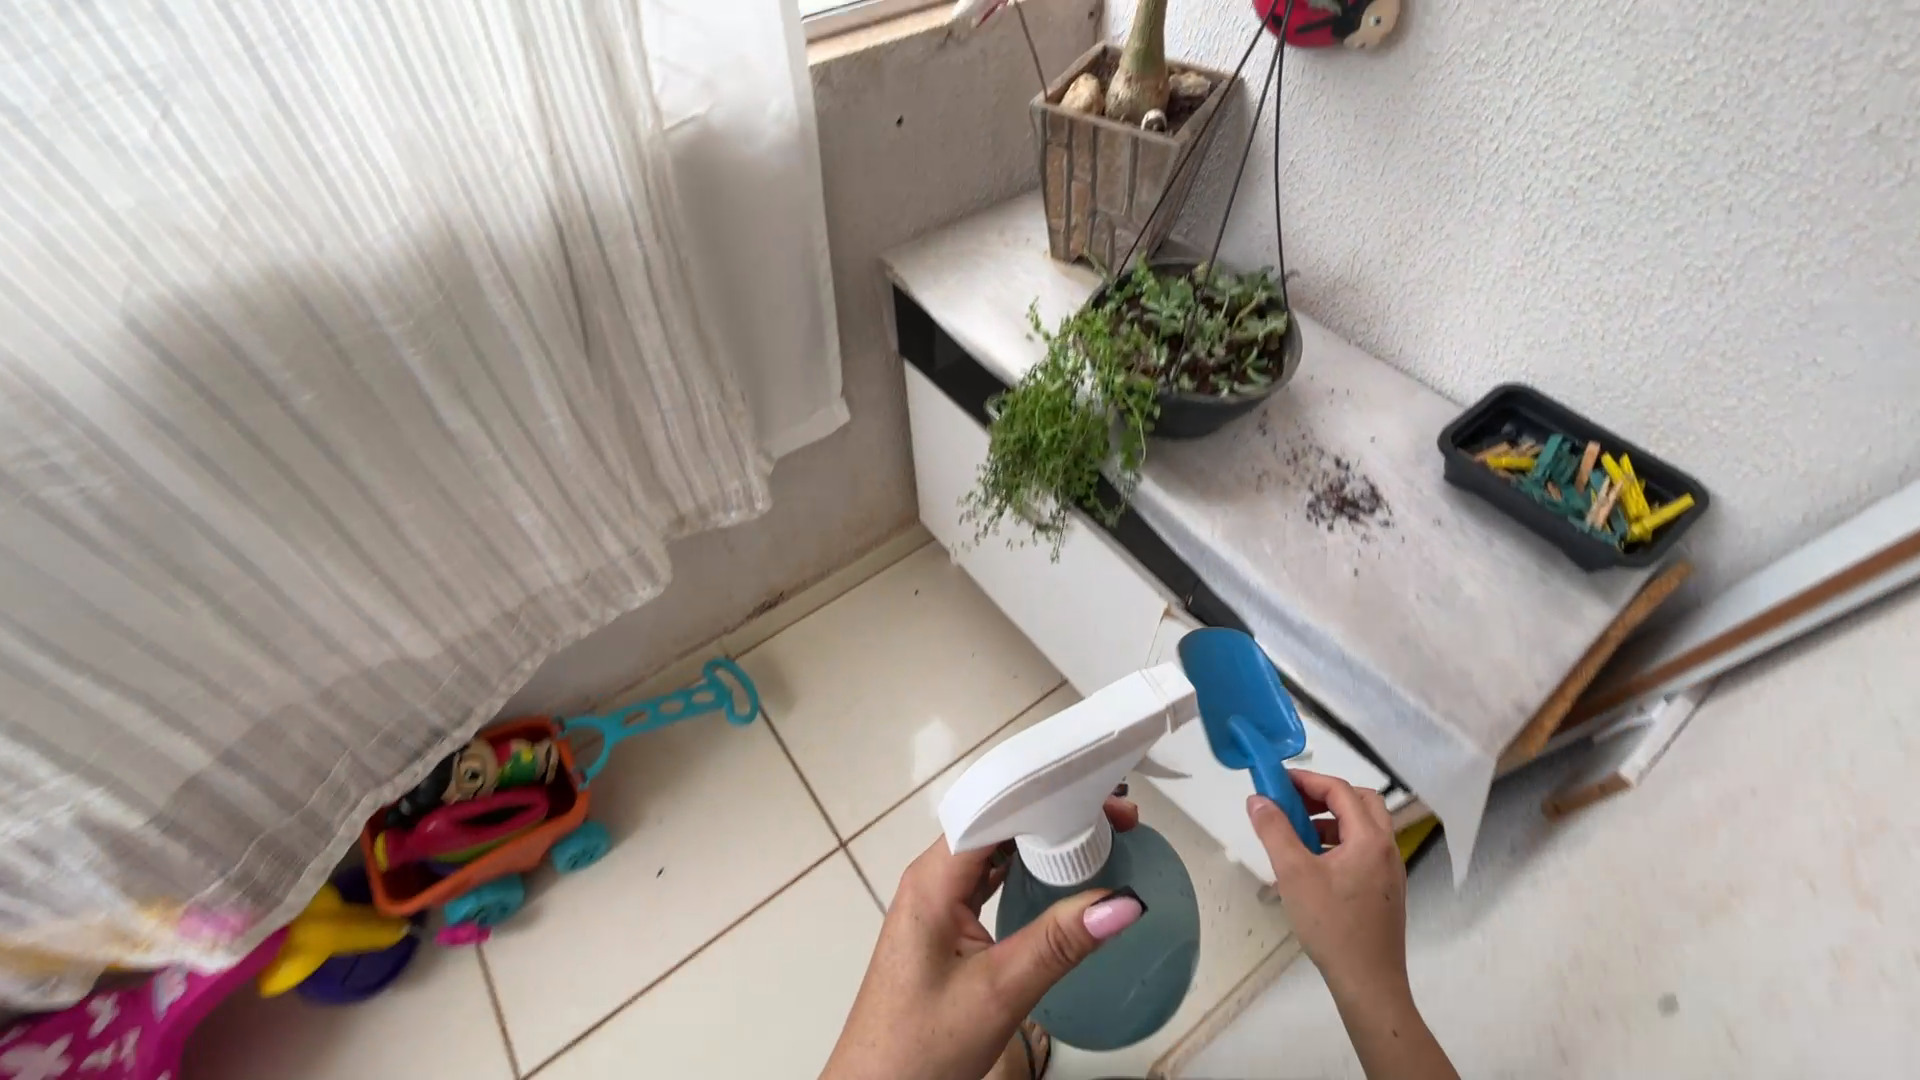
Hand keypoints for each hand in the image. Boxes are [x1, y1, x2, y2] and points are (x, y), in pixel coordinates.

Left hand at [821, 799, 1143, 1079]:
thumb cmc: (919, 1047)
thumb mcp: (998, 992)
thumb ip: (1059, 944)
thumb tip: (1123, 903)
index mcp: (933, 877)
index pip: (994, 807)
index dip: (1047, 793)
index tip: (1099, 792)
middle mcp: (933, 874)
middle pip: (998, 820)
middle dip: (1055, 809)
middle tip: (1116, 814)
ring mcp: (938, 896)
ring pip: (996, 845)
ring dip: (1045, 837)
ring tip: (1100, 832)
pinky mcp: (946, 918)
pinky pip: (991, 874)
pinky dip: (1029, 865)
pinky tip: (1062, 870)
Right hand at [1249, 773, 1459, 1078]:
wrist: (1368, 984)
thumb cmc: (1331, 925)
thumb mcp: (1293, 873)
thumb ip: (1274, 830)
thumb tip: (1257, 799)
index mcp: (1370, 839)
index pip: (1340, 790)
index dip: (1307, 779)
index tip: (1277, 780)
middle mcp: (1387, 849)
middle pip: (1361, 801)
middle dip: (1324, 794)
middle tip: (1292, 801)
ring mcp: (1390, 871)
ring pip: (1364, 826)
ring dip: (1331, 817)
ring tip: (1298, 832)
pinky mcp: (1386, 890)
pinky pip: (1364, 848)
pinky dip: (1339, 840)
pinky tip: (1314, 862)